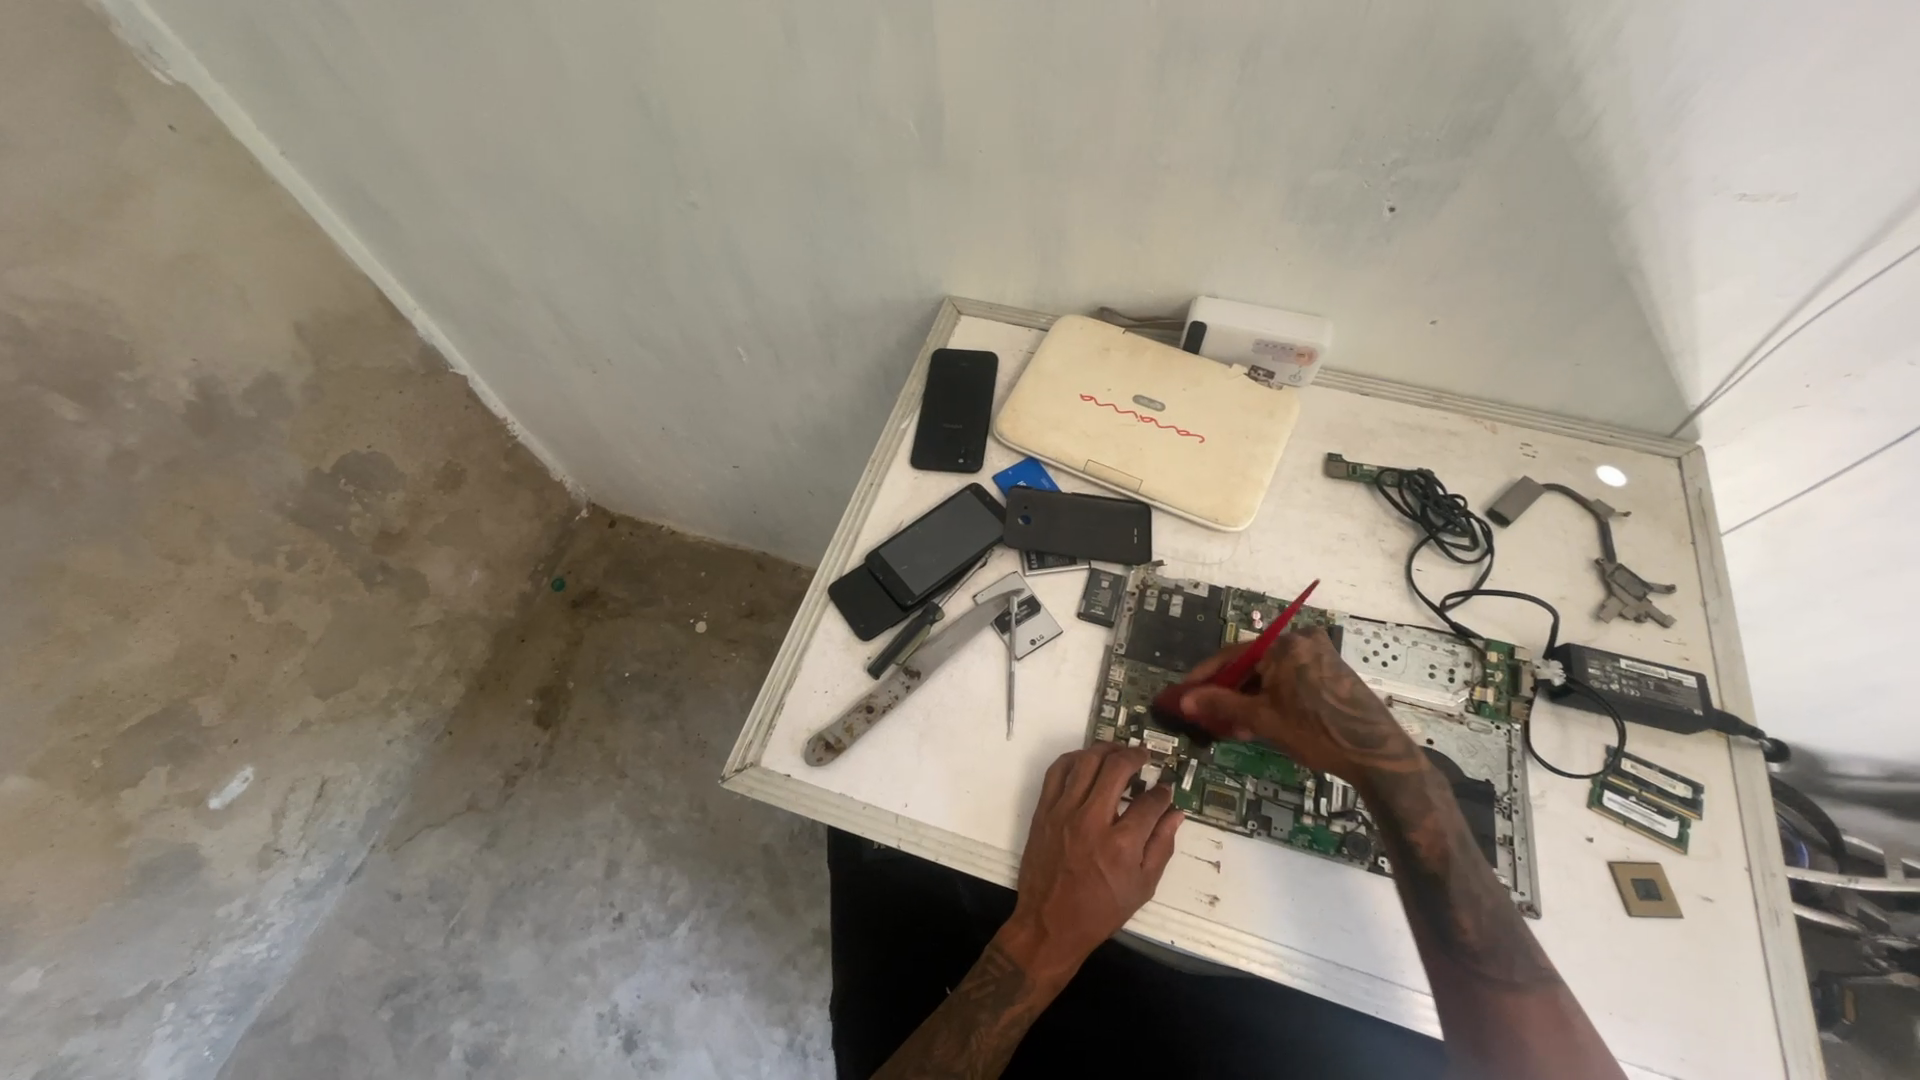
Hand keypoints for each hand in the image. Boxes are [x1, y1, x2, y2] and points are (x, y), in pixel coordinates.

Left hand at [997, 744, 1182, 983]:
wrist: (1049, 923)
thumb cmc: (1100, 910)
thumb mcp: (1143, 887)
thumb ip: (1162, 845)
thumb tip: (1176, 812)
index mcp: (1121, 844)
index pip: (1149, 802)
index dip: (1162, 792)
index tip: (1165, 789)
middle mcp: (1091, 820)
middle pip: (1116, 768)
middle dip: (1136, 756)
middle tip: (1145, 756)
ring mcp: (1063, 812)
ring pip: (1086, 762)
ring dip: (1106, 749)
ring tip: (1119, 751)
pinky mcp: (1043, 811)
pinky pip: (1058, 771)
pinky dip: (1075, 758)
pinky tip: (1088, 760)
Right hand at [1177, 629, 1417, 786]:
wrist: (1377, 755)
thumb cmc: (1317, 732)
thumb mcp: (1262, 719)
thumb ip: (1221, 704)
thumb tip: (1185, 700)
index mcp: (1283, 645)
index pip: (1231, 656)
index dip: (1204, 677)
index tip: (1184, 693)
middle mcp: (1302, 641)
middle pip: (1251, 664)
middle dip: (1228, 692)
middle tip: (1209, 714)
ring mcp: (1320, 655)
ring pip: (1270, 674)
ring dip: (1249, 698)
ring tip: (1234, 725)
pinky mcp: (1332, 671)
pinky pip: (1289, 679)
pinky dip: (1272, 697)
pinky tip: (1260, 721)